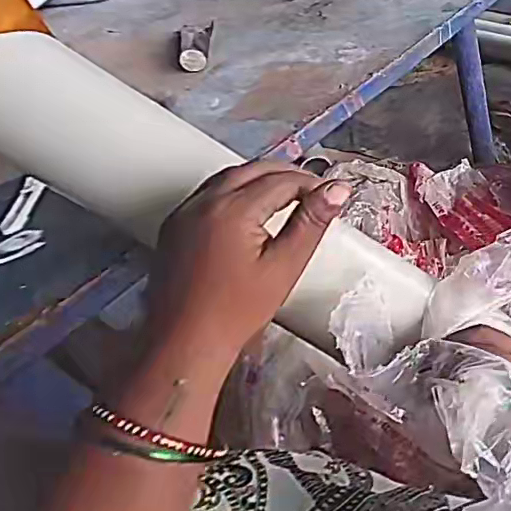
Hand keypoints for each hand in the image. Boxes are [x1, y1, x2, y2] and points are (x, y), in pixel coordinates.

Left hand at [145, 161, 351, 355]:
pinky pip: (209, 192)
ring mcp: (185, 212)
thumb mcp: (284, 267)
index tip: (328, 194)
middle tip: (313, 190)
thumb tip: (336, 190)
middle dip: (287, 174)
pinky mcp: (174, 224)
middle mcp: (204, 202)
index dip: (311, 183)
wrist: (184, 341)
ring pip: (230, 176)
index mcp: (233, 210)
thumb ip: (311, 222)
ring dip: (260, 177)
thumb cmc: (234, 313)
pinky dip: (235, 189)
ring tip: (286, 194)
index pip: (281, 180)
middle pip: (254, 169)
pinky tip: (249, 207)